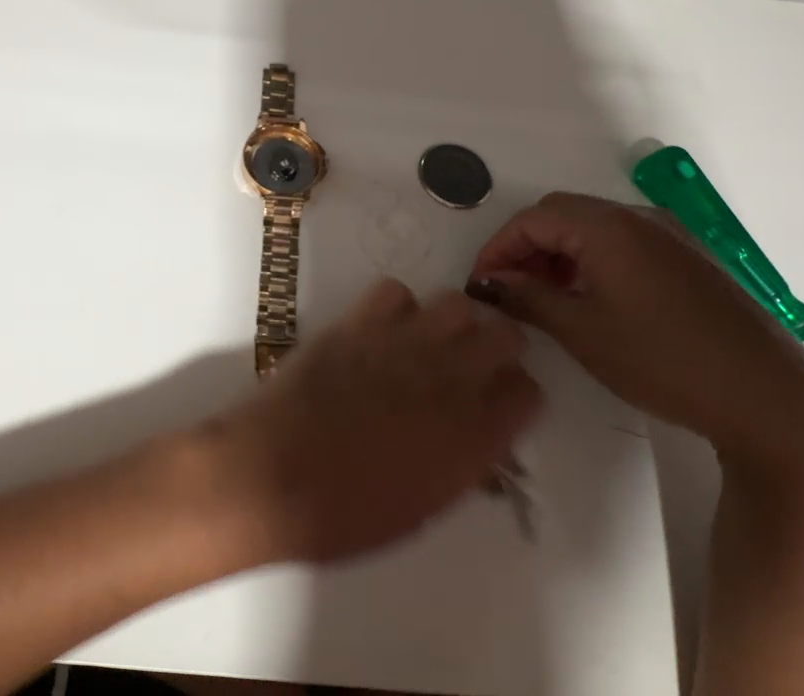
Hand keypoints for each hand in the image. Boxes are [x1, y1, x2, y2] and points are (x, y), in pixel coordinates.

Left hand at [202, 279, 542, 564]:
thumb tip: (471, 437)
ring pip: (457, 303)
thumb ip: (460, 461)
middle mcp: (452, 378)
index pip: (529, 393)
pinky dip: (394, 307)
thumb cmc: (346, 512)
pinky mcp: (359, 322)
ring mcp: (405, 342)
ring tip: (422, 345)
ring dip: (448, 323)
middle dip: (494, 349)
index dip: (512, 398)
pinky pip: (395, 291)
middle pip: (507, 335)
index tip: (493, 406)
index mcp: (475, 434)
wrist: (275, 475)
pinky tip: (378, 332)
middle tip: (464, 368)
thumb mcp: (424, 506)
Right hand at [467, 192, 803, 475]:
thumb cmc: (661, 360)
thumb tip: (489, 283)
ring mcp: (672, 237)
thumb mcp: (581, 331)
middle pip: (563, 215)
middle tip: (508, 291)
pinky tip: (589, 302)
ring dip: (558, 255)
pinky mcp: (691, 261)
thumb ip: (527, 298)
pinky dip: (592, 262)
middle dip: (526, 248)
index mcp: (609, 227)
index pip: (532, 218)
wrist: (766, 396)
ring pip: (594, 229)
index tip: (481, 287)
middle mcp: (640, 218)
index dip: (497, 248)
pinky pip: (625, 245)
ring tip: (544, 300)